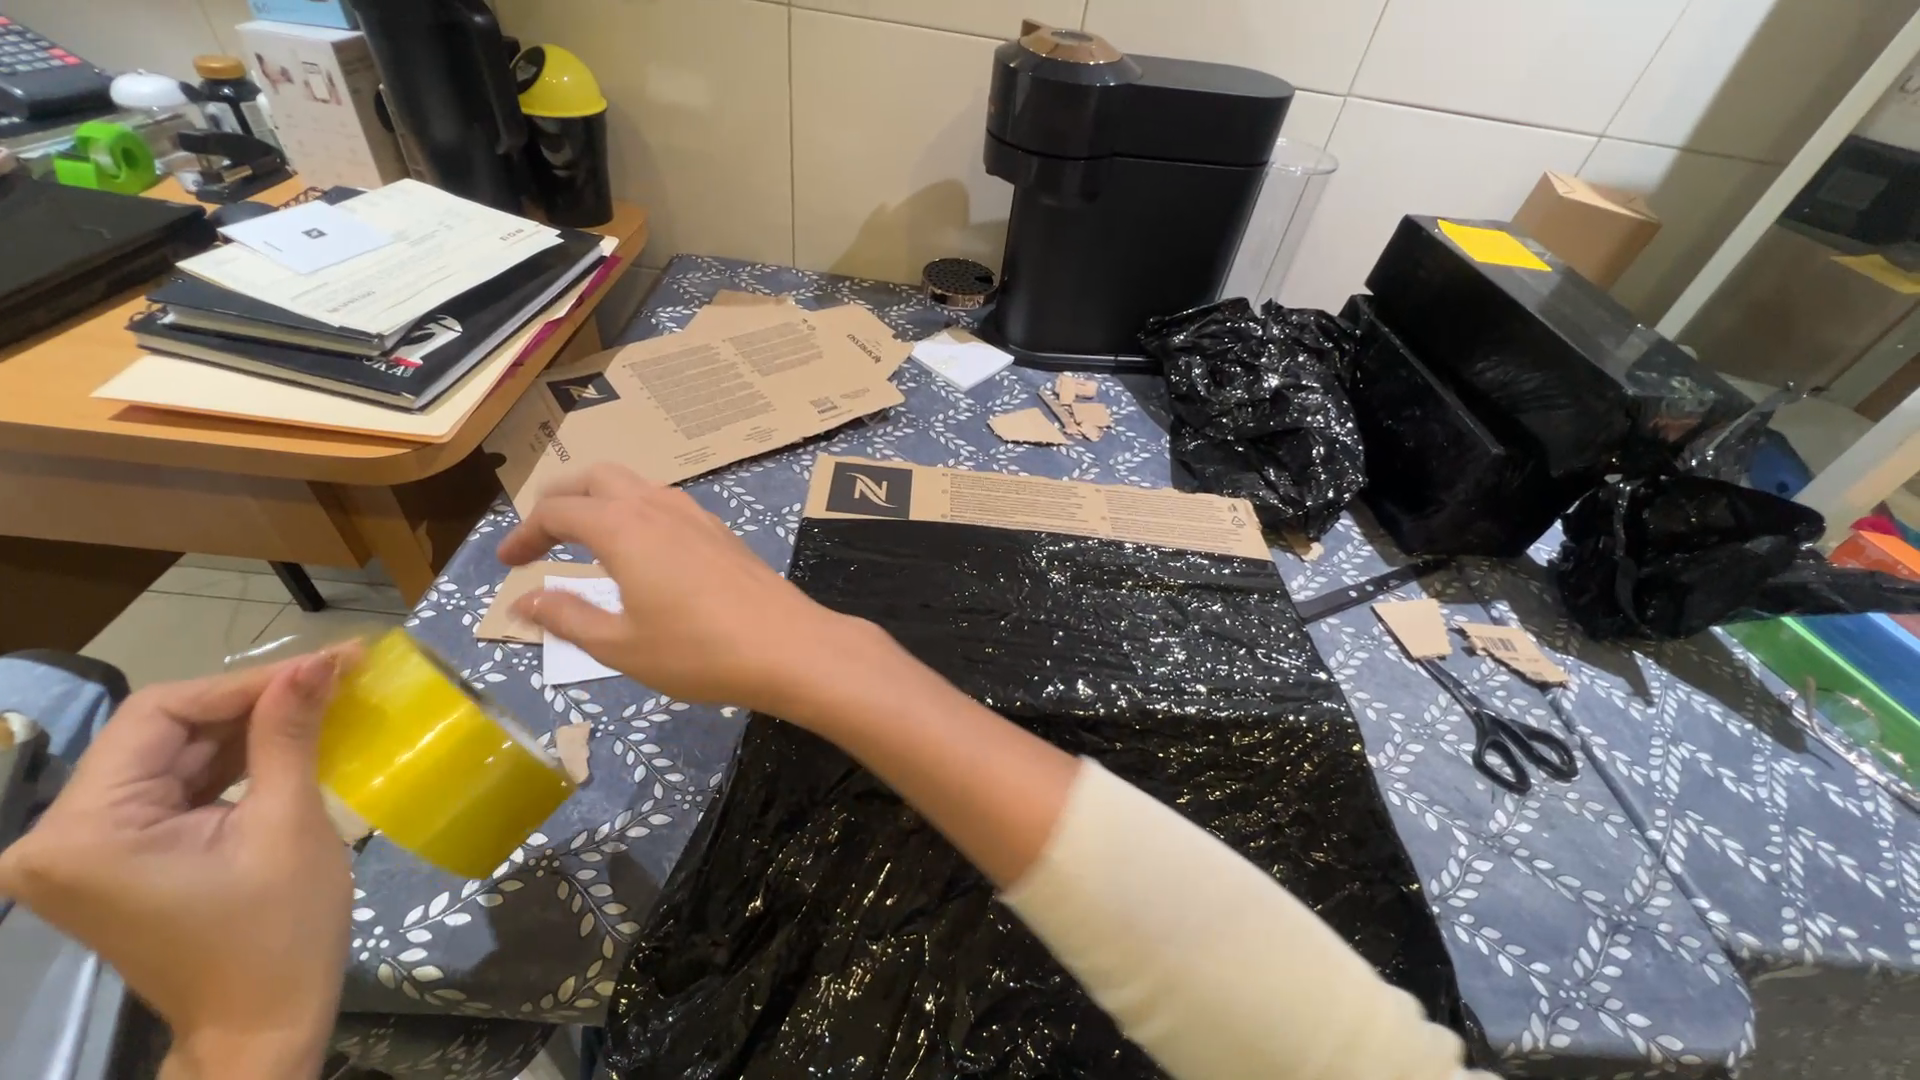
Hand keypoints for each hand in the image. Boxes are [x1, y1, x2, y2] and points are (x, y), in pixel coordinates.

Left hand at [0, 652, 354, 1079]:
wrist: (263, 1019)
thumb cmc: (280, 928)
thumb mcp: (289, 822)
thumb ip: (289, 735)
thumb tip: (319, 660)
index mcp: (84, 831)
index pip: (159, 715)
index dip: (248, 683)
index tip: (329, 664)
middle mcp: (60, 835)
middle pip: (162, 732)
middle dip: (254, 701)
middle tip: (338, 673)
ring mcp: (85, 848)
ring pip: (175, 754)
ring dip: (250, 726)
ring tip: (327, 697)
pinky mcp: (119, 856)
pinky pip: (178, 786)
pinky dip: (236, 761)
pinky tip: (293, 738)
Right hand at [499, 464, 870, 717]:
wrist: (787, 646)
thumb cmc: (698, 651)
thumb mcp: (620, 645)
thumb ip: (566, 616)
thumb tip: (522, 600)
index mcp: (623, 527)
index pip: (557, 511)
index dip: (524, 534)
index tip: (507, 564)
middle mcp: (657, 507)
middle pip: (596, 478)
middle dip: (560, 499)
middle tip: (540, 536)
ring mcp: (696, 514)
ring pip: (636, 485)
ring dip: (601, 501)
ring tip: (584, 538)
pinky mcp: (721, 531)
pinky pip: (666, 504)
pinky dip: (636, 512)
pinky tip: (641, 550)